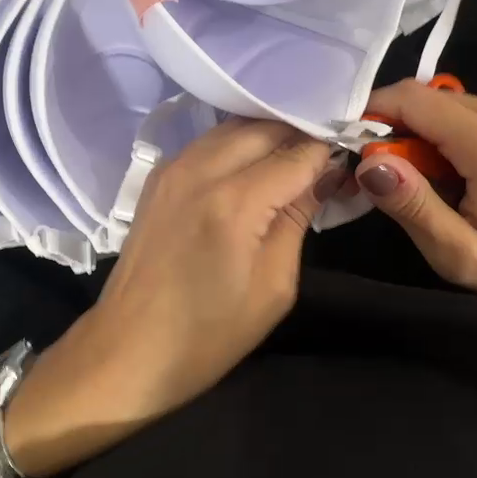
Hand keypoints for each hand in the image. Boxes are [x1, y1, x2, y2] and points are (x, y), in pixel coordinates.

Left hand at [16, 119, 338, 455]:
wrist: (126, 351)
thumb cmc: (208, 334)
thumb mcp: (274, 286)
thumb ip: (298, 218)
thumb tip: (325, 174)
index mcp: (234, 202)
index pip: (297, 153)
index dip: (328, 153)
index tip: (350, 161)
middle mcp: (201, 169)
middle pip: (266, 126)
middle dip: (301, 135)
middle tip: (327, 158)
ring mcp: (174, 167)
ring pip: (236, 126)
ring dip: (270, 134)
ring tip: (295, 159)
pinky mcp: (159, 175)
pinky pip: (210, 140)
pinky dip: (239, 142)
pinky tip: (256, 164)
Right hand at [354, 79, 476, 314]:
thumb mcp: (458, 253)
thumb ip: (412, 205)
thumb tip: (369, 163)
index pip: (411, 100)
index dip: (372, 115)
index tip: (350, 151)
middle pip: (421, 97)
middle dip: (389, 127)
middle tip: (376, 175)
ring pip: (435, 102)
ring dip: (410, 132)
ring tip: (408, 180)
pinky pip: (453, 111)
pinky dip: (431, 134)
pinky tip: (435, 172)